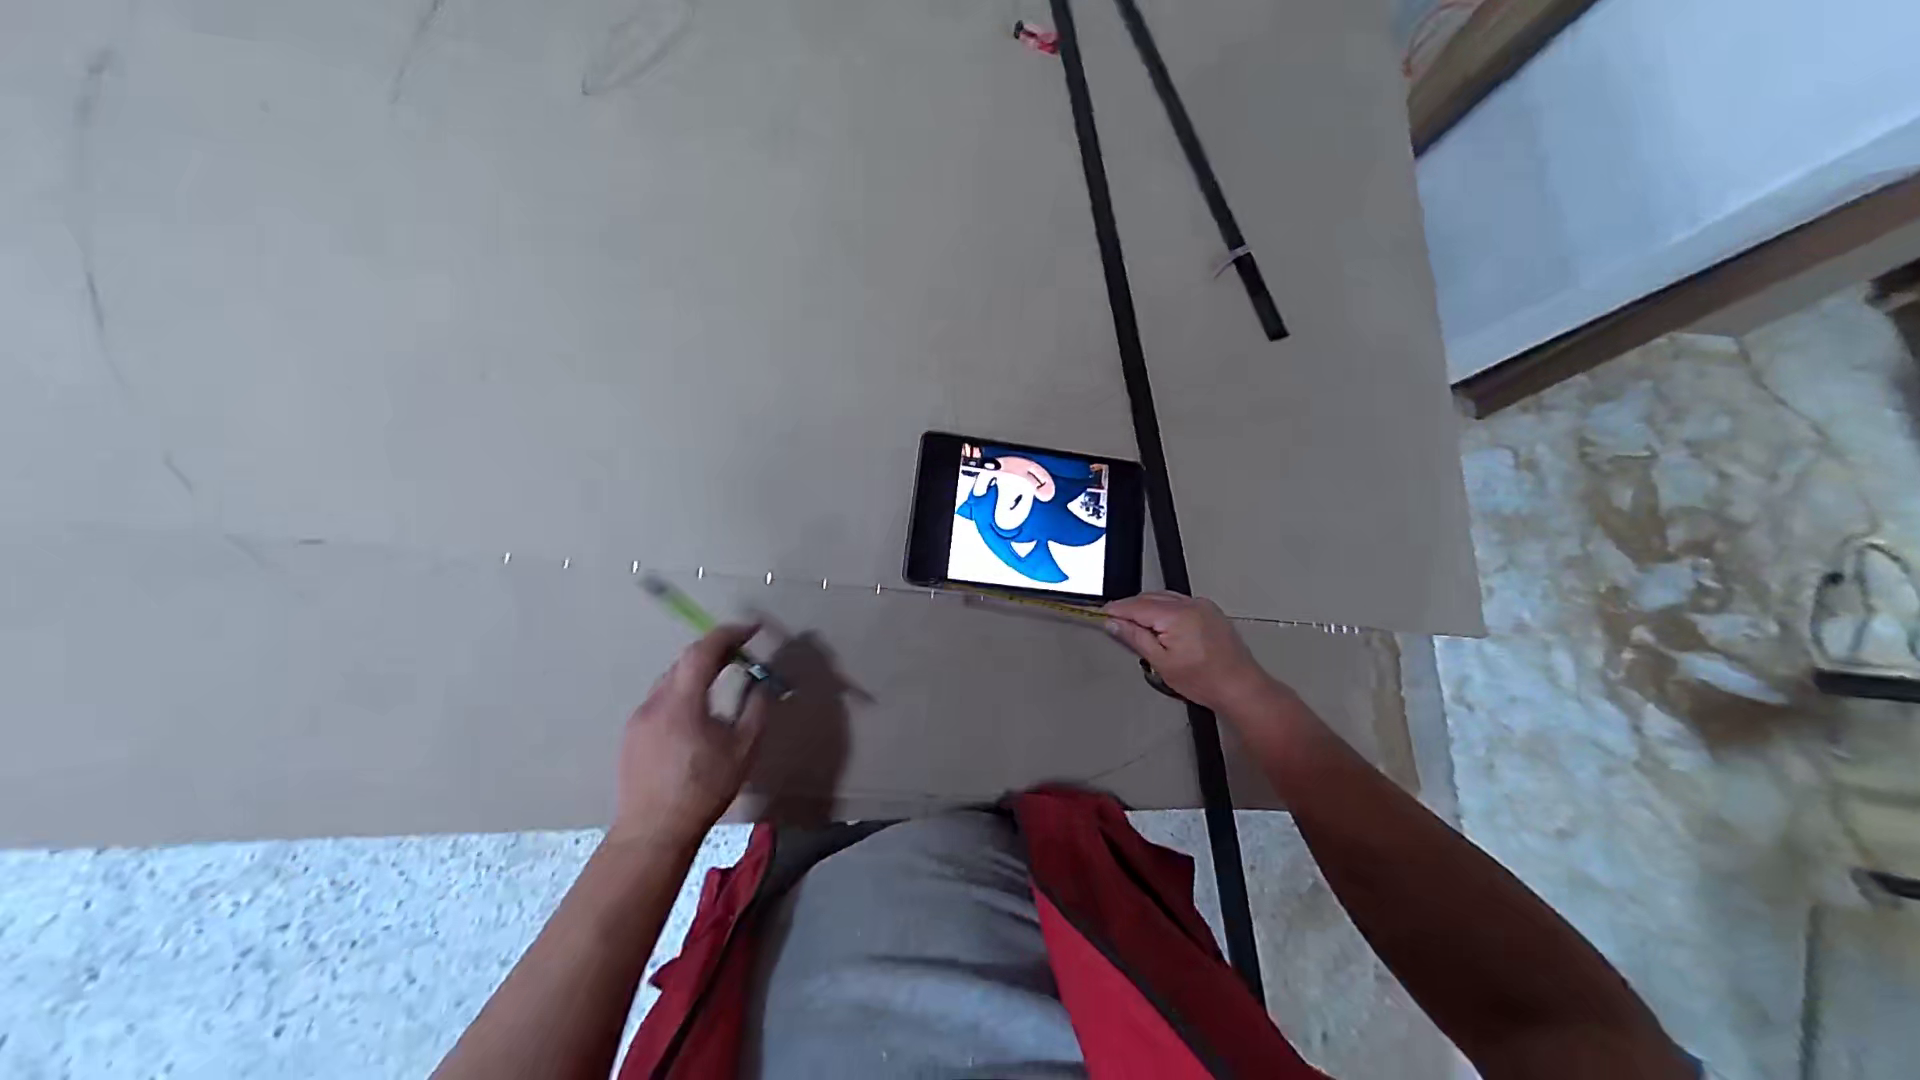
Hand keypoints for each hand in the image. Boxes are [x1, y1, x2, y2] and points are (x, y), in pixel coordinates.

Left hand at [613, 624, 771, 844]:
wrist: (654, 830)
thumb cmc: (704, 789)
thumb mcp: (744, 749)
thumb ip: (756, 708)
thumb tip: (761, 683)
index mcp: (683, 702)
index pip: (703, 651)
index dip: (729, 634)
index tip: (753, 630)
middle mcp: (656, 702)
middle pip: (685, 660)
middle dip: (715, 649)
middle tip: (742, 652)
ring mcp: (639, 718)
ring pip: (671, 679)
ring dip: (697, 671)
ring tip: (721, 679)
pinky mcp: (632, 734)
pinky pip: (660, 699)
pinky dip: (682, 692)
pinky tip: (696, 712)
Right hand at [1103, 592, 1285, 713]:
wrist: (1241, 688)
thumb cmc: (1206, 680)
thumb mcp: (1161, 662)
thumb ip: (1135, 638)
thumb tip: (1115, 624)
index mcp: (1177, 615)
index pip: (1136, 606)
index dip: (1116, 610)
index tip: (1102, 615)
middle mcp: (1191, 604)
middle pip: (1149, 598)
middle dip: (1130, 609)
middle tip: (1115, 624)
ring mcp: (1202, 606)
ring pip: (1164, 598)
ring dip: (1147, 608)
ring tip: (1135, 627)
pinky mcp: (1210, 612)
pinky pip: (1179, 602)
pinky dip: (1164, 609)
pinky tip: (1158, 624)